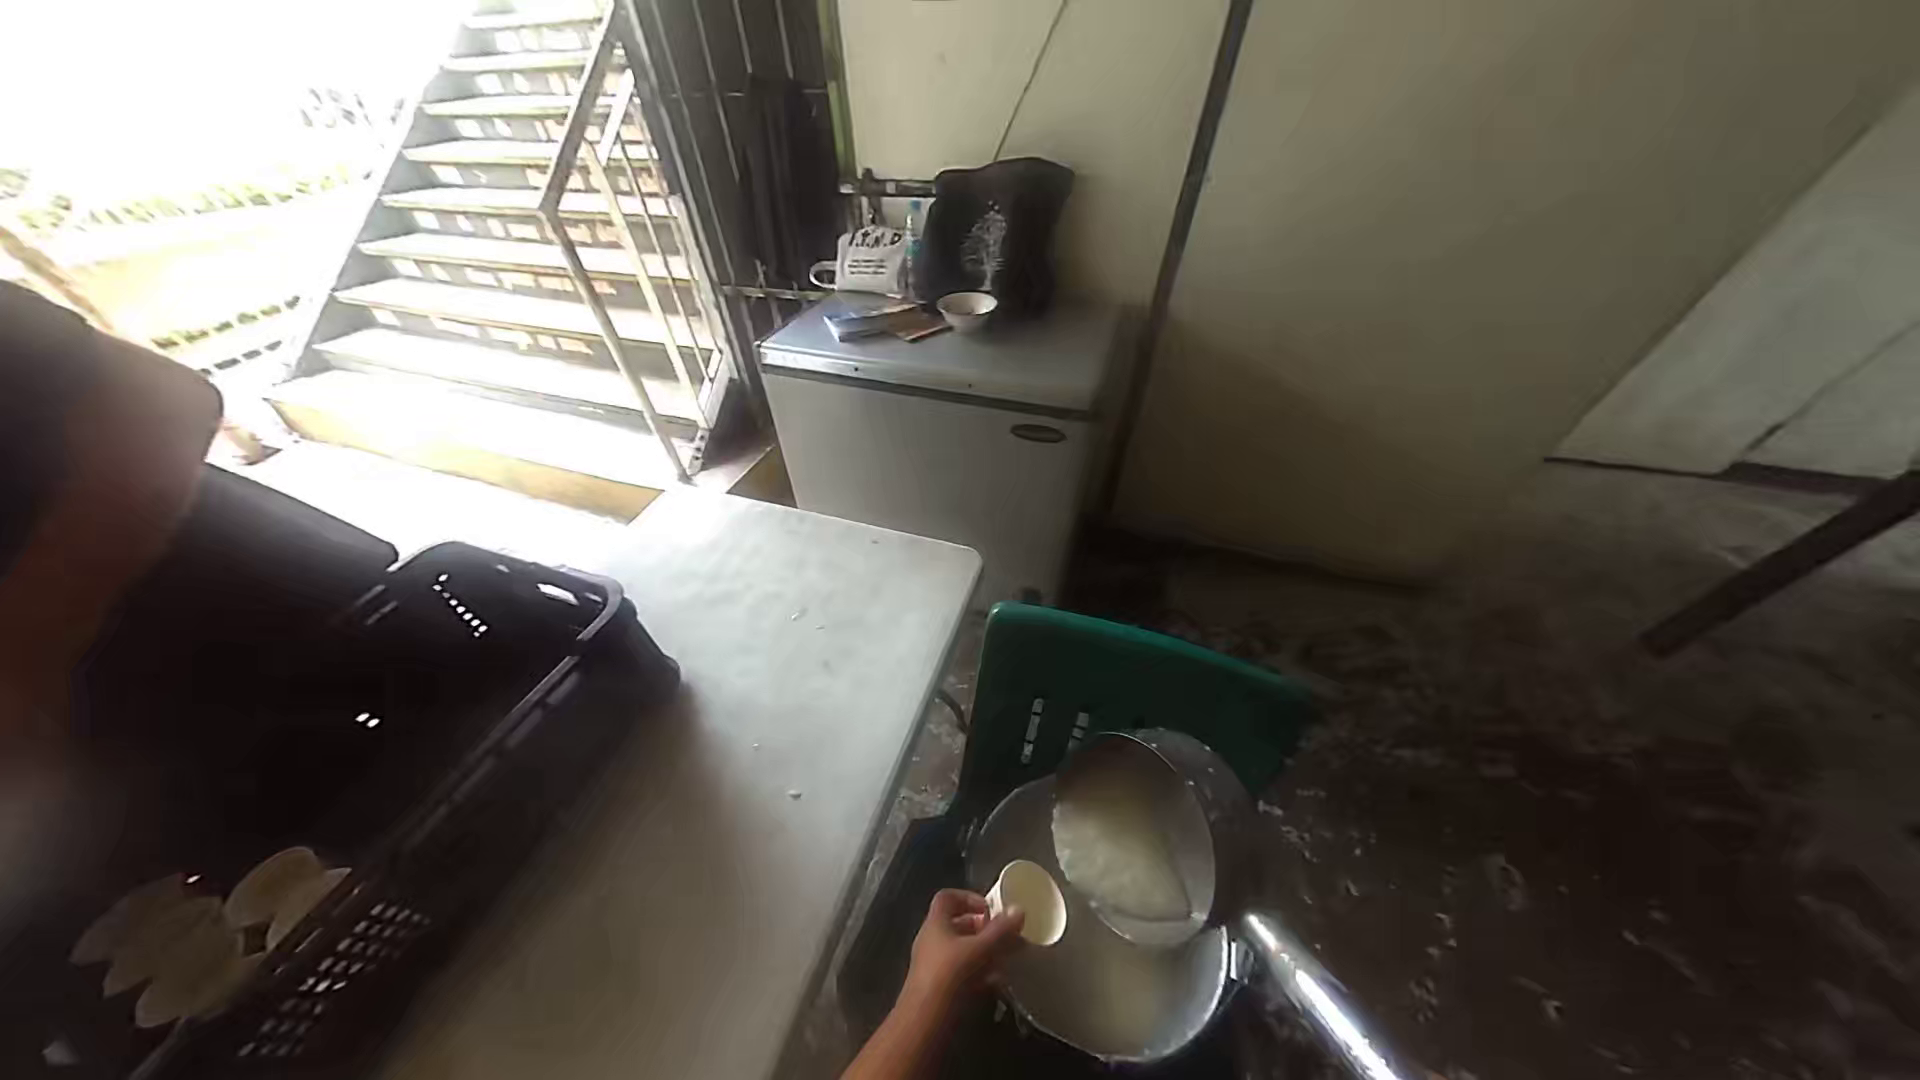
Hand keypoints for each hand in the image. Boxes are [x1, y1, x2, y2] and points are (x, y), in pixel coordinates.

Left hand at [902, 888, 1024, 1010]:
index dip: (969, 898)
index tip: (990, 908)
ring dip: (984, 953)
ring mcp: (934, 967)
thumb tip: (1019, 909)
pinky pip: (962, 973)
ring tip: (1006, 959)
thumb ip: (1000, 930)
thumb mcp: (978, 949)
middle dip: (983, 929)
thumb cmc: (949, 976)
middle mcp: (932, 941)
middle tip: (1004, 935)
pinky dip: (980, 974)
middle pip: (958, 925)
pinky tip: (997, 984)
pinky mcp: (940, 990)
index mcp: (935, 923)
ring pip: (962, 951)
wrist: (924, 1024)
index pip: (948, 898)